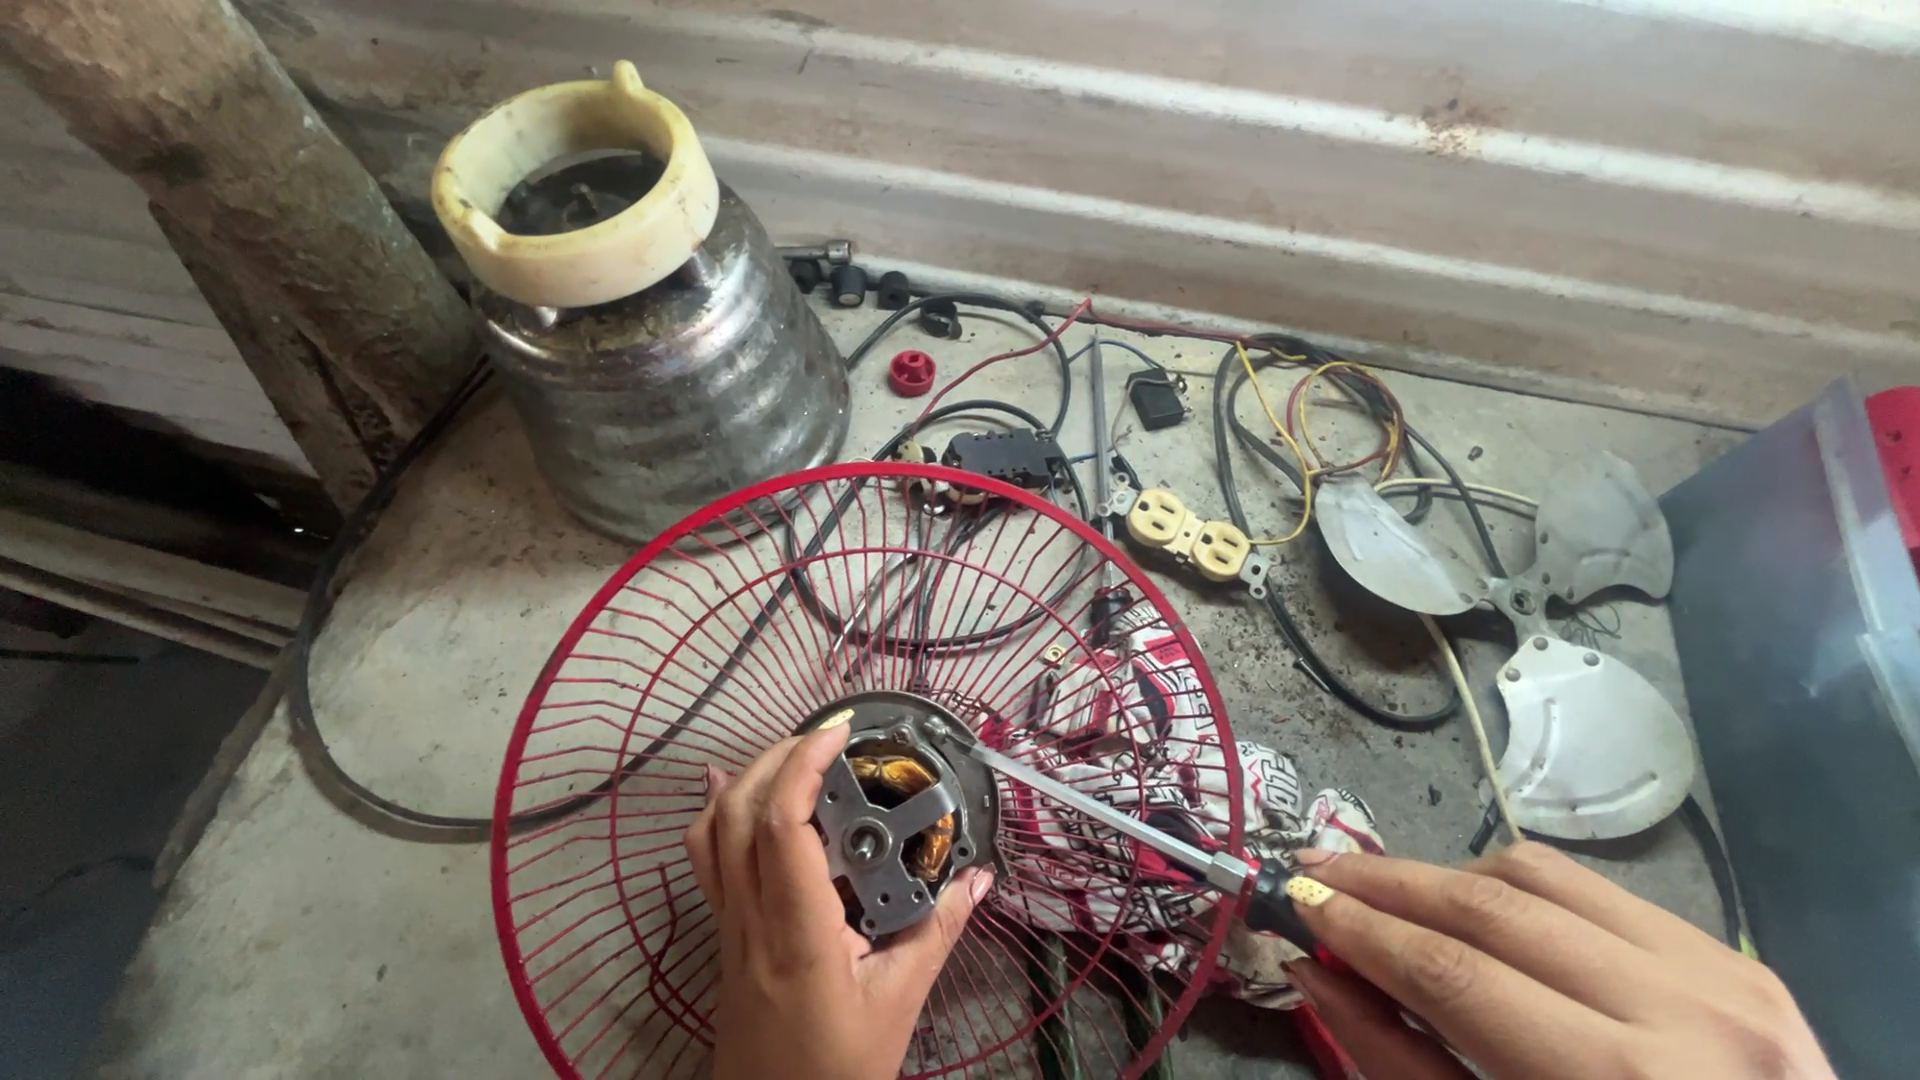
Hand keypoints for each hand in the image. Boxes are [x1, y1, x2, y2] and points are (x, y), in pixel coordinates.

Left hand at [684, 720, 993, 1079]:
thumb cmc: (838, 1067)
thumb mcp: (900, 1001)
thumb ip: (938, 930)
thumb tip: (979, 877)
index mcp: (796, 930)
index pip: (781, 825)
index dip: (803, 765)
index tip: (838, 733)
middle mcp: (749, 916)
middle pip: (738, 811)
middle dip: (778, 756)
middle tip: (827, 739)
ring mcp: (727, 922)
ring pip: (712, 829)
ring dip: (749, 777)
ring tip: (794, 756)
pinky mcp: (722, 930)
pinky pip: (705, 857)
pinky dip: (717, 810)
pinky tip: (736, 788)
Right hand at [1283, 843, 1834, 1079]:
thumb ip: (1395, 1059)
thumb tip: (1315, 967)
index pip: (1454, 972)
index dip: (1360, 927)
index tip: (1296, 896)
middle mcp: (1683, 1015)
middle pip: (1488, 907)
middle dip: (1383, 882)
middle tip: (1314, 866)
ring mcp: (1719, 976)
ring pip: (1532, 875)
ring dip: (1440, 876)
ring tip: (1385, 890)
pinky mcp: (1731, 958)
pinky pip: (1584, 885)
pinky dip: (1506, 884)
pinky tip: (1472, 907)